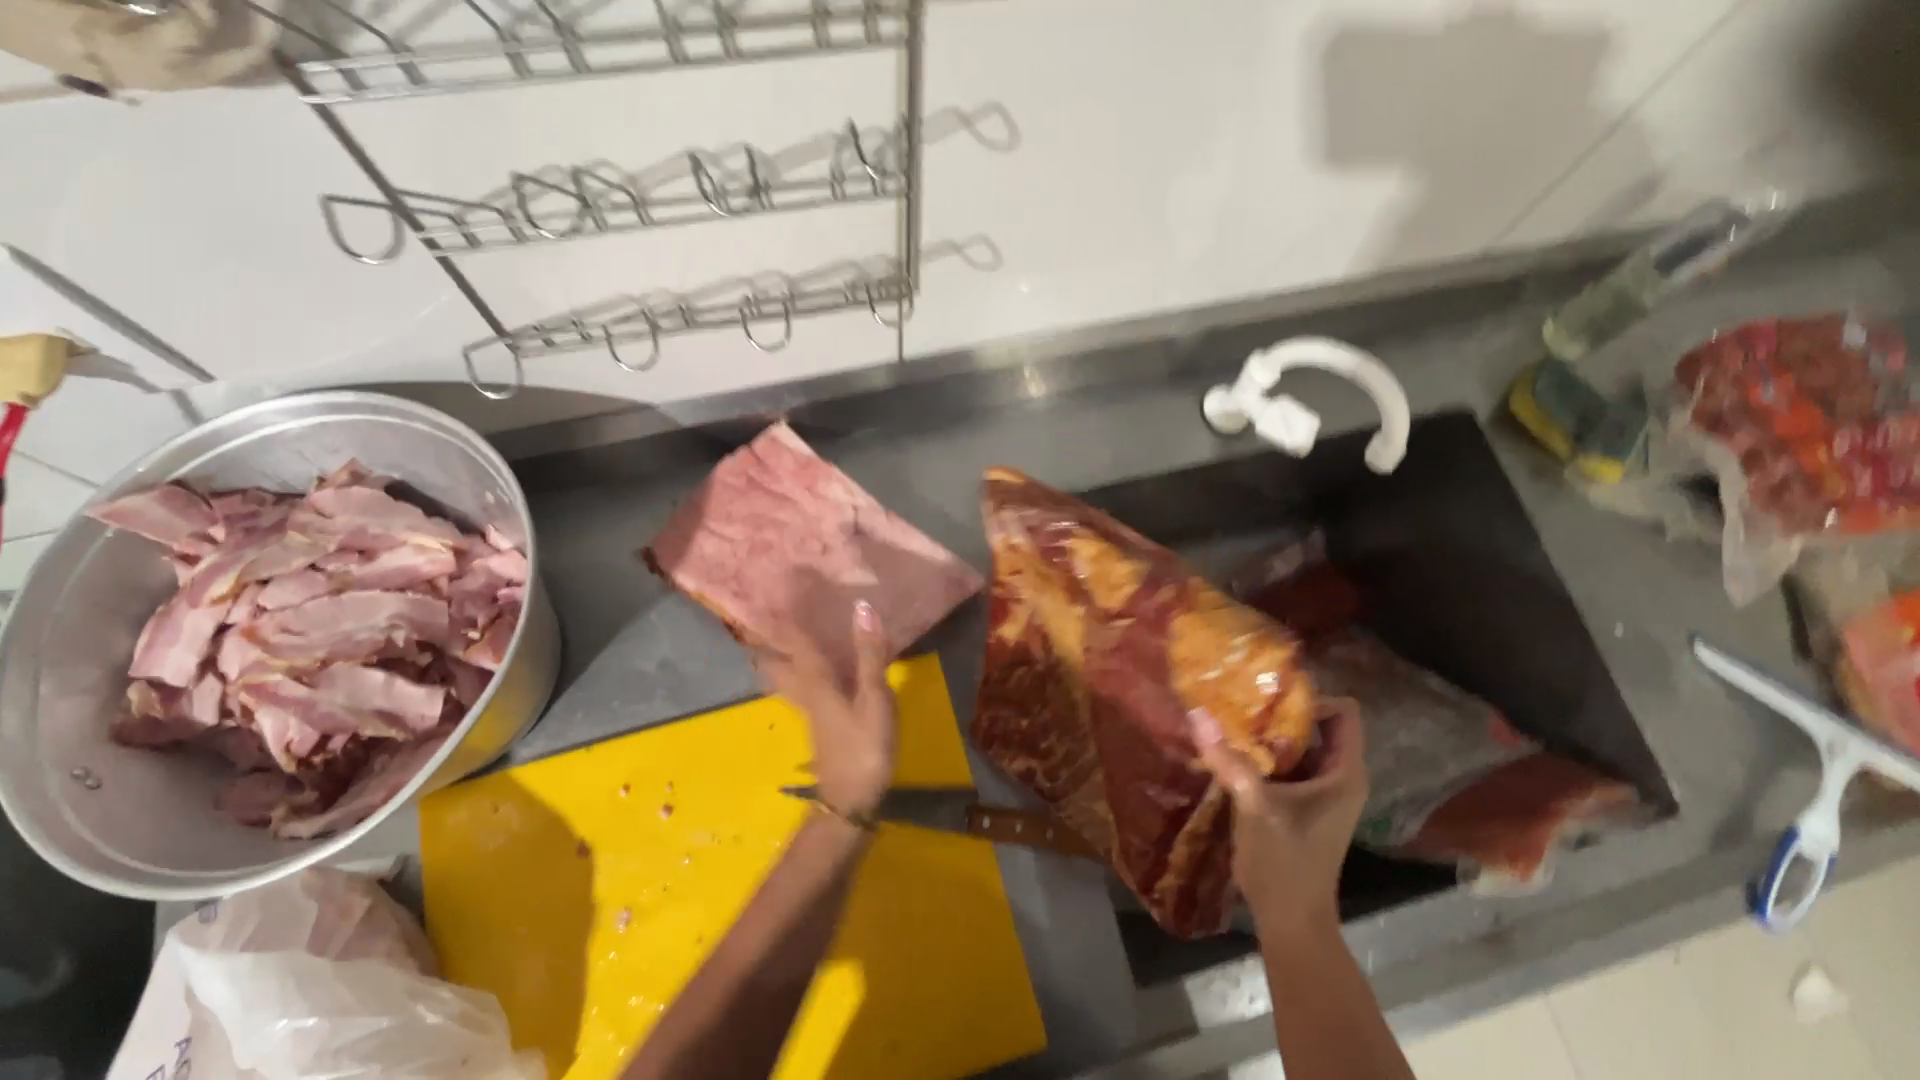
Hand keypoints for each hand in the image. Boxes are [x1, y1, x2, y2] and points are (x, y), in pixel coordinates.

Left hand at [755, 601, 898, 818]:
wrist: (851, 799)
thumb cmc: (865, 747)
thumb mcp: (875, 699)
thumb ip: (869, 654)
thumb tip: (861, 607)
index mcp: (816, 680)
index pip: (794, 638)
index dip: (785, 613)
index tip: (774, 587)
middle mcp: (804, 690)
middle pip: (774, 660)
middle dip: (763, 639)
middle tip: (751, 616)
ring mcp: (807, 709)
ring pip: (780, 677)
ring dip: (771, 657)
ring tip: (765, 640)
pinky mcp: (816, 722)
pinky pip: (795, 687)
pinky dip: (790, 672)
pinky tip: (801, 673)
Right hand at [1190, 702, 1366, 939]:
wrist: (1290, 918)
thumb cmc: (1285, 861)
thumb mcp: (1255, 805)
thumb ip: (1229, 759)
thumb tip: (1198, 713)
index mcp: (1344, 773)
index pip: (1342, 711)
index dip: (1310, 699)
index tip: (1267, 700)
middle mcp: (1338, 777)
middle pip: (1317, 726)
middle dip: (1279, 714)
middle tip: (1238, 705)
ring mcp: (1319, 794)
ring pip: (1297, 747)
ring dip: (1266, 736)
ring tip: (1229, 725)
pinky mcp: (1299, 806)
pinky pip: (1284, 768)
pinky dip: (1261, 758)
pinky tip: (1229, 756)